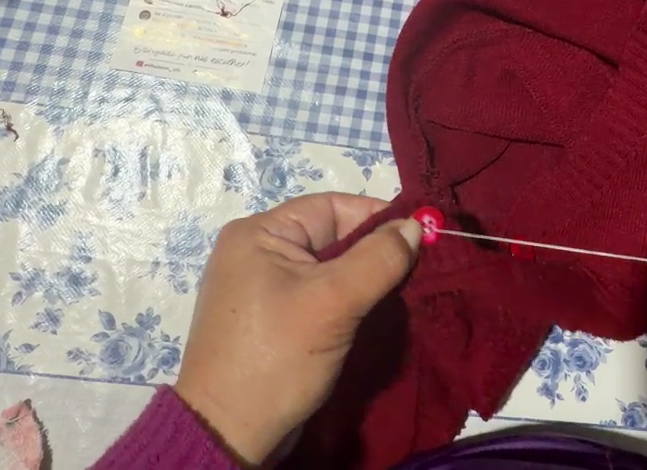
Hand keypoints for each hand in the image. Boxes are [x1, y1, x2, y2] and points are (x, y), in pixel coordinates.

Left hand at [174, 192, 421, 465]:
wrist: (226, 438)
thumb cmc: (276, 357)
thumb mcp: (334, 302)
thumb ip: (379, 258)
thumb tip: (415, 224)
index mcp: (260, 232)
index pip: (332, 207)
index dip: (378, 218)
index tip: (420, 236)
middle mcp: (257, 250)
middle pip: (332, 236)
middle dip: (374, 252)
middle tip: (415, 270)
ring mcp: (261, 287)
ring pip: (329, 267)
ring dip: (362, 280)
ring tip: (398, 294)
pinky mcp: (270, 319)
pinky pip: (318, 294)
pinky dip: (345, 301)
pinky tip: (371, 314)